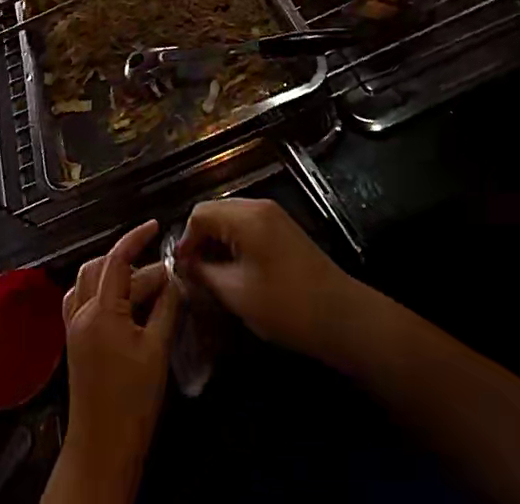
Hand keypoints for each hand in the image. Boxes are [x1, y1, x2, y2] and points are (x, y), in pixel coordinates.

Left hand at [59, 219, 178, 470]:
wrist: (103, 445)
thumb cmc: (133, 398)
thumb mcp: (158, 346)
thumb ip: (167, 305)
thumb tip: (173, 280)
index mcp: (101, 313)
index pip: (117, 260)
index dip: (136, 237)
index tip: (155, 225)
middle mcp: (81, 315)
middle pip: (101, 268)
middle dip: (132, 261)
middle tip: (163, 274)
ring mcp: (74, 329)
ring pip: (89, 282)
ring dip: (116, 274)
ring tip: (146, 285)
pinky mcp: (76, 342)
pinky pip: (82, 300)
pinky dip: (103, 291)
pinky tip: (125, 302)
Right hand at [174, 198, 361, 365]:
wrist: (338, 313)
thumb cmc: (284, 305)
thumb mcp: (234, 292)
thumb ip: (203, 272)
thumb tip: (183, 263)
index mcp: (248, 217)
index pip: (200, 213)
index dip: (185, 240)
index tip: (181, 270)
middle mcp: (261, 207)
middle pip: (215, 210)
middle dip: (200, 238)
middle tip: (193, 273)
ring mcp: (275, 216)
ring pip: (231, 218)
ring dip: (216, 240)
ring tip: (210, 274)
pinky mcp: (283, 228)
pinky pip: (248, 225)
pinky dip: (234, 241)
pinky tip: (233, 269)